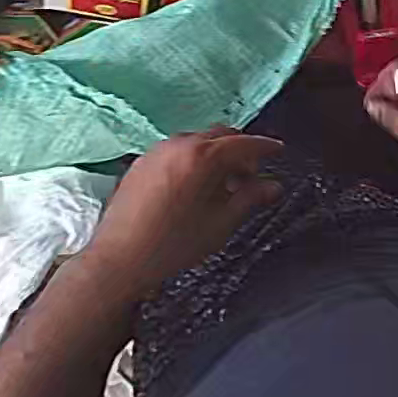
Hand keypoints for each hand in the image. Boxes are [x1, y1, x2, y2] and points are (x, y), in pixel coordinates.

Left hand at [79, 128, 282, 298]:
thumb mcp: (220, 224)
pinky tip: (195, 186)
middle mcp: (179, 144)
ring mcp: (157, 151)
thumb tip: (273, 186)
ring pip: (197, 141)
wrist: (119, 261)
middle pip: (220, 135)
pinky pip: (177, 150)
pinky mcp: (141, 162)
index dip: (264, 147)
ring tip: (222, 185)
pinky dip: (193, 159)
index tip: (278, 151)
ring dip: (215, 155)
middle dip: (239, 150)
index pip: (243, 143)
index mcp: (202, 157)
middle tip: (251, 176)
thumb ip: (250, 199)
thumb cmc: (174, 245)